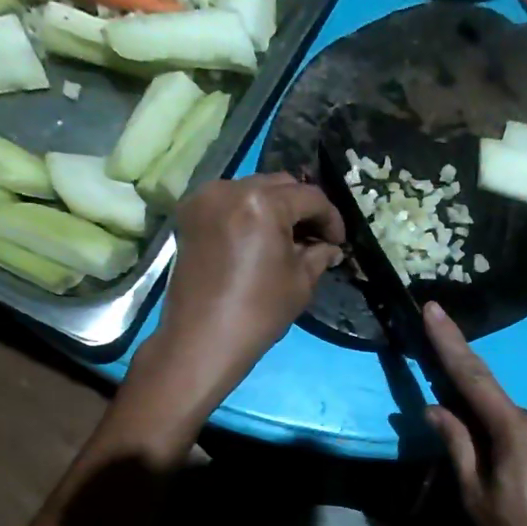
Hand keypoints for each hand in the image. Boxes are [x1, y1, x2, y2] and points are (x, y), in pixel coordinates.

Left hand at [140, 174, 343, 403]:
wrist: (201, 341)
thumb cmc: (257, 312)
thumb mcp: (300, 282)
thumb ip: (318, 254)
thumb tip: (329, 247)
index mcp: (262, 202)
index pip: (309, 196)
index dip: (330, 218)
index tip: (338, 241)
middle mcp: (229, 188)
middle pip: (278, 185)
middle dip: (300, 208)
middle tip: (314, 237)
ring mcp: (204, 200)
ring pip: (251, 190)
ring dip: (273, 207)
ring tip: (286, 237)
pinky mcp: (188, 216)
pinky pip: (227, 203)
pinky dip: (246, 213)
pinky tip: (257, 238)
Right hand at [421, 302, 526, 525]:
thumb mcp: (477, 500)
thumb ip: (457, 446)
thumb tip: (436, 409)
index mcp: (519, 433)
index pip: (474, 378)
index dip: (450, 342)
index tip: (433, 308)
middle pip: (503, 411)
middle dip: (488, 431)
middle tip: (490, 477)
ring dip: (517, 443)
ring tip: (526, 492)